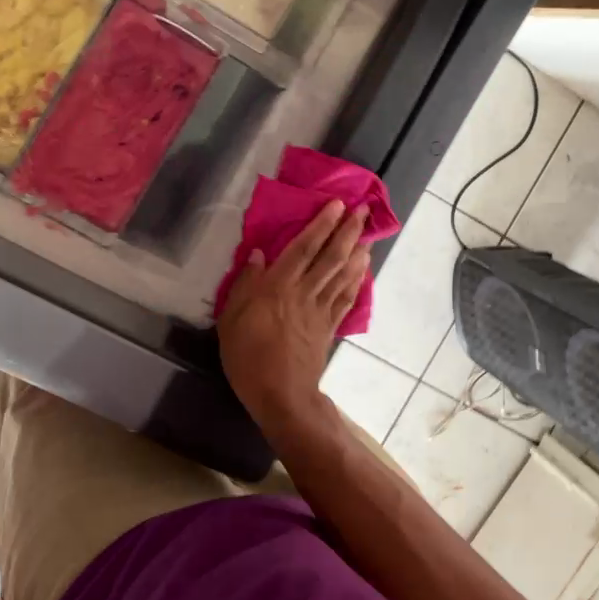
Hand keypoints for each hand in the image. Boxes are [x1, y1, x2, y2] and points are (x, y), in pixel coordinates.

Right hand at [219, 198, 370, 436]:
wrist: (279, 395)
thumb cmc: (247, 355)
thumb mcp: (231, 318)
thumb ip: (245, 283)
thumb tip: (257, 254)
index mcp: (278, 286)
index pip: (304, 247)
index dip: (321, 224)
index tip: (337, 205)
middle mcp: (304, 292)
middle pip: (331, 256)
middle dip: (348, 232)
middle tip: (363, 211)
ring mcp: (320, 310)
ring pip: (343, 275)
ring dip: (356, 252)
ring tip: (367, 235)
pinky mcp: (328, 328)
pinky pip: (346, 299)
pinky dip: (356, 282)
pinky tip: (362, 271)